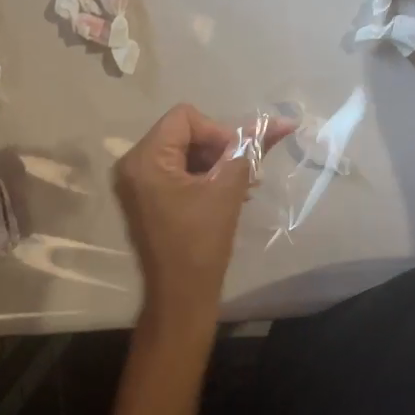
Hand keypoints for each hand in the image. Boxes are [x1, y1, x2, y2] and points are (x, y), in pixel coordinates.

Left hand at [114, 104, 287, 319]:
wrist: (181, 296)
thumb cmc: (201, 243)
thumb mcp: (229, 189)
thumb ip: (250, 149)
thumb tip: (281, 122)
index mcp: (146, 159)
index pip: (186, 118)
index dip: (218, 132)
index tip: (237, 159)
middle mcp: (133, 164)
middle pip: (183, 132)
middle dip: (219, 148)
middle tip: (246, 171)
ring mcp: (137, 182)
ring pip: (183, 151)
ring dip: (215, 163)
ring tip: (242, 185)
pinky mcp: (146, 197)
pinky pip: (177, 171)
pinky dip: (203, 176)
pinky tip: (228, 193)